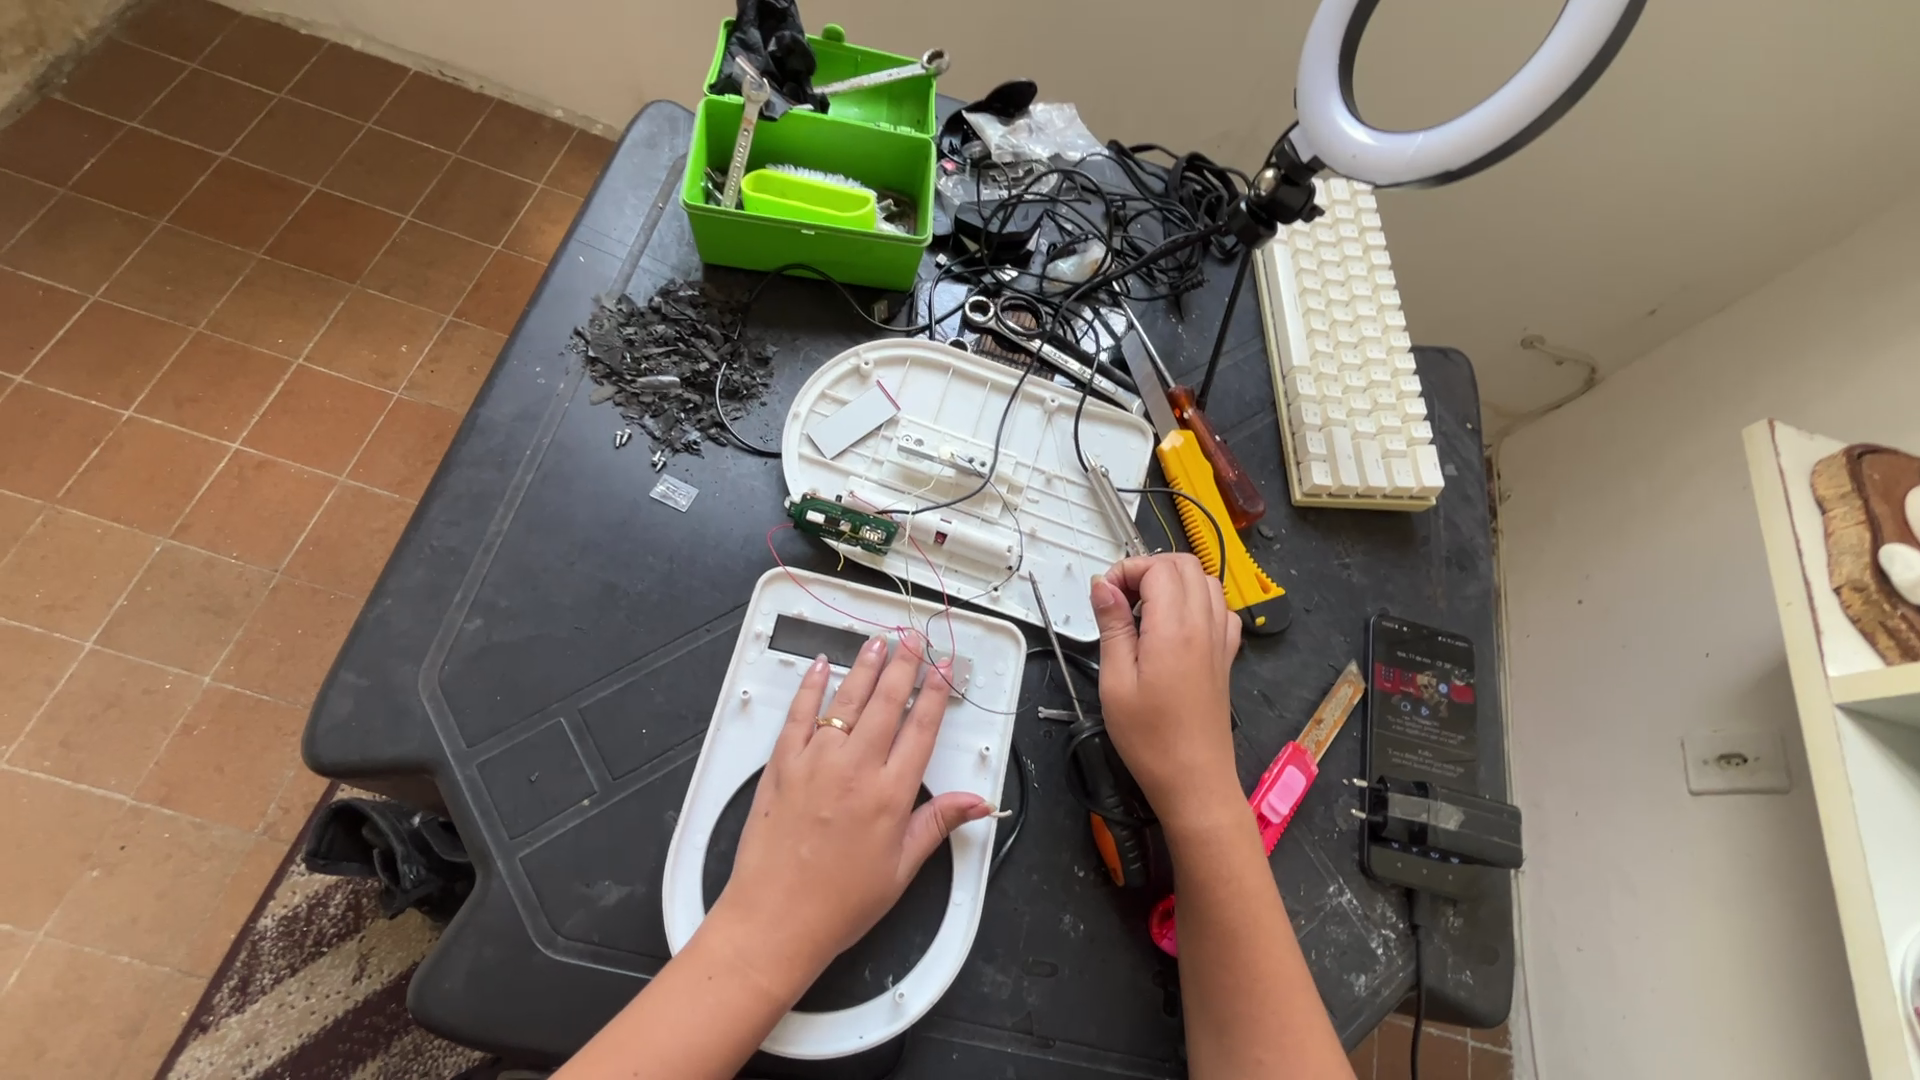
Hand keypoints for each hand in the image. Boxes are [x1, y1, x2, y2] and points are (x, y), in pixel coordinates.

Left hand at [704, 635, 994, 996]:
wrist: (774, 921)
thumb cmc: (837, 903)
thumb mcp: (902, 868)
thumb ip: (939, 823)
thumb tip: (976, 804)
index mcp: (890, 794)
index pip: (922, 727)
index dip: (936, 692)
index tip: (944, 669)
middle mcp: (855, 769)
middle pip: (887, 701)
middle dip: (904, 664)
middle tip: (913, 639)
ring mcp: (816, 762)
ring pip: (847, 700)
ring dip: (865, 667)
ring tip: (879, 642)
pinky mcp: (782, 766)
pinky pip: (799, 714)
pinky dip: (810, 686)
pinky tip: (821, 667)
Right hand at [1088, 554, 1242, 828]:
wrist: (1194, 779)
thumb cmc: (1149, 738)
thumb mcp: (1115, 681)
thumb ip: (1112, 626)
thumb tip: (1102, 585)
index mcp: (1174, 630)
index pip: (1158, 569)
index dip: (1127, 570)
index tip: (1104, 595)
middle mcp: (1204, 626)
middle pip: (1185, 564)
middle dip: (1149, 569)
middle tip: (1120, 598)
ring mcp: (1220, 640)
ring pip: (1206, 580)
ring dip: (1173, 581)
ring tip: (1144, 609)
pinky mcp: (1226, 656)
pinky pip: (1221, 608)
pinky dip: (1198, 601)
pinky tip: (1175, 623)